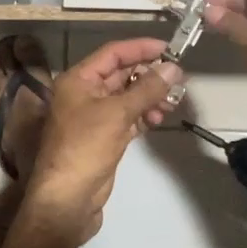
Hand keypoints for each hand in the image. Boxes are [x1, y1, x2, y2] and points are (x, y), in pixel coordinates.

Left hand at [25, 38, 182, 241]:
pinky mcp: (104, 137)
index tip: (169, 49)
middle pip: (121, 74)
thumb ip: (146, 89)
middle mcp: (84, 93)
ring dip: (150, 97)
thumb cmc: (85, 148)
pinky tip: (160, 118)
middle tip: (178, 79)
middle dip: (149, 75)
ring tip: (172, 102)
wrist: (67, 199)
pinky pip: (128, 117)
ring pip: (127, 97)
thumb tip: (172, 68)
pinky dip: (144, 115)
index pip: (112, 53)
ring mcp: (94, 116)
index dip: (140, 48)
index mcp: (78, 80)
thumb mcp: (117, 114)